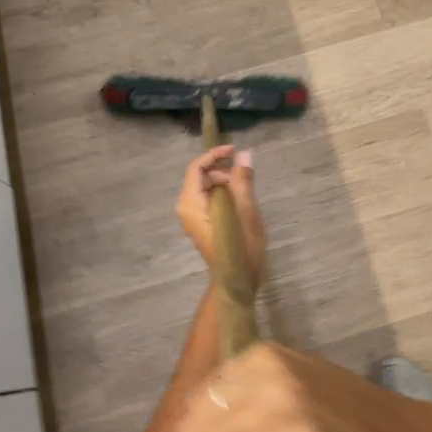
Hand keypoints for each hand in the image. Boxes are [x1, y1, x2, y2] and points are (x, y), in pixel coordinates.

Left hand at [176, 146, 265, 287]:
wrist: (236, 281)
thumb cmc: (241, 248)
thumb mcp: (245, 212)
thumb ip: (242, 181)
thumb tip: (244, 154)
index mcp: (191, 203)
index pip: (196, 167)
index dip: (214, 154)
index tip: (234, 150)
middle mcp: (186, 208)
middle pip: (200, 176)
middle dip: (221, 170)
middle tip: (244, 175)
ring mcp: (192, 217)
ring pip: (205, 188)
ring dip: (224, 182)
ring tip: (245, 190)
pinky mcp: (200, 224)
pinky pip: (207, 199)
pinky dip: (222, 194)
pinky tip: (240, 201)